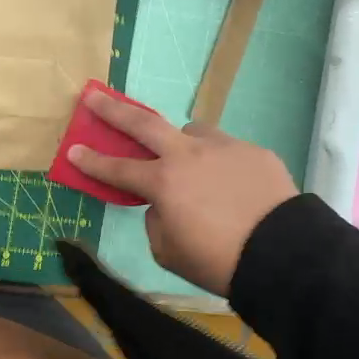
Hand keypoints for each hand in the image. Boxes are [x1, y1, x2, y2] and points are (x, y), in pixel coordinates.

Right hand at [68, 91, 295, 294]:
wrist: (286, 257)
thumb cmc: (218, 261)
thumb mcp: (169, 252)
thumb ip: (156, 221)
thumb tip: (163, 205)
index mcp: (163, 182)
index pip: (116, 168)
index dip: (91, 160)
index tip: (72, 149)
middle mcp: (188, 155)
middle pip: (143, 124)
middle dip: (113, 111)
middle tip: (93, 96)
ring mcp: (224, 148)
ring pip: (192, 132)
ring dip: (182, 142)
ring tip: (190, 161)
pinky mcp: (255, 152)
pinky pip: (227, 150)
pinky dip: (220, 163)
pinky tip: (232, 185)